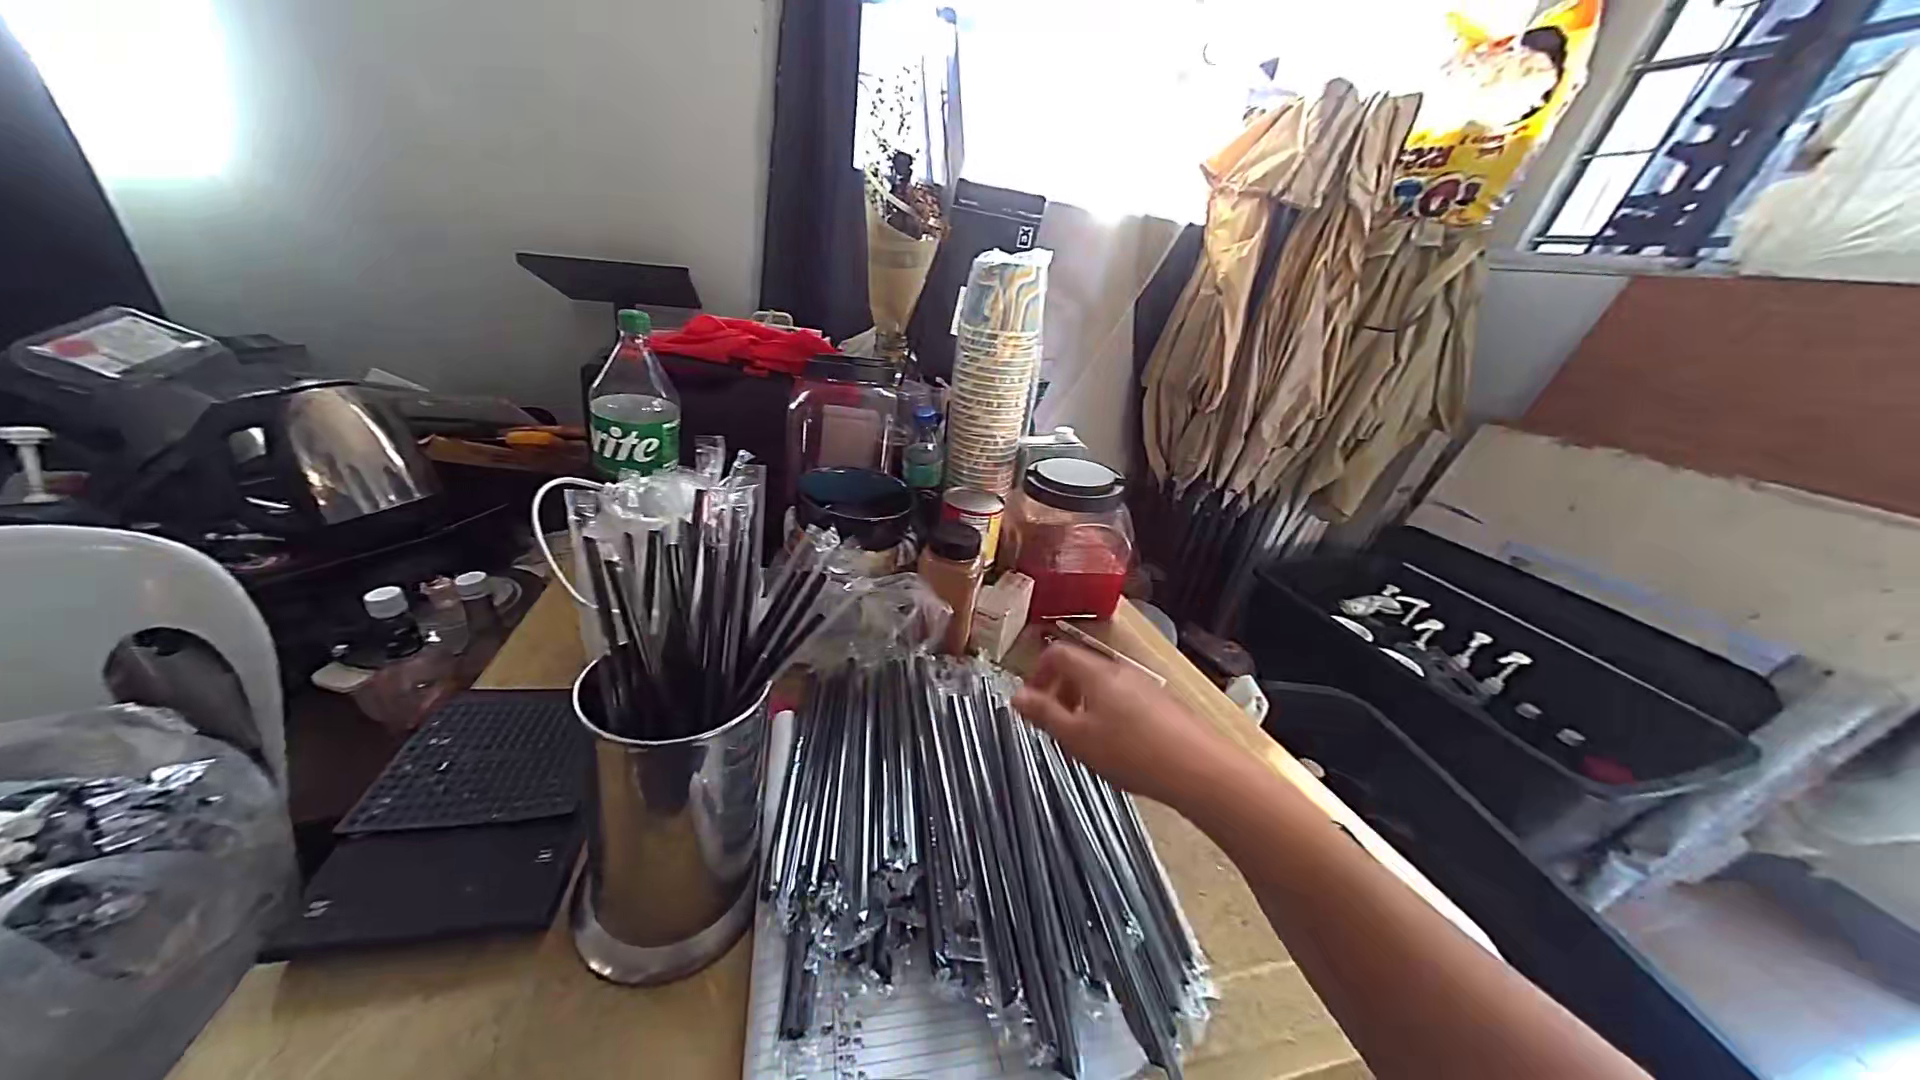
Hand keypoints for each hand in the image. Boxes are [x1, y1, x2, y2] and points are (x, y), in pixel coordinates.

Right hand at [1013, 641, 1247, 810]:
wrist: (1198, 769)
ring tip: (1084, 741)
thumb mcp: (1076, 737)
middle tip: (1054, 725)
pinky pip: (1123, 699)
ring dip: (1083, 705)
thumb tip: (1017, 696)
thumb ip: (1043, 714)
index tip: (1032, 702)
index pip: (1056, 653)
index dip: (1037, 673)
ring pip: (1101, 686)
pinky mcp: (1161, 704)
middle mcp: (1119, 670)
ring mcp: (1144, 685)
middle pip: (1079, 668)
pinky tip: (1116, 747)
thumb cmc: (1131, 752)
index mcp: (1094, 672)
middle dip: (1059, 692)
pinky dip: (1108, 714)